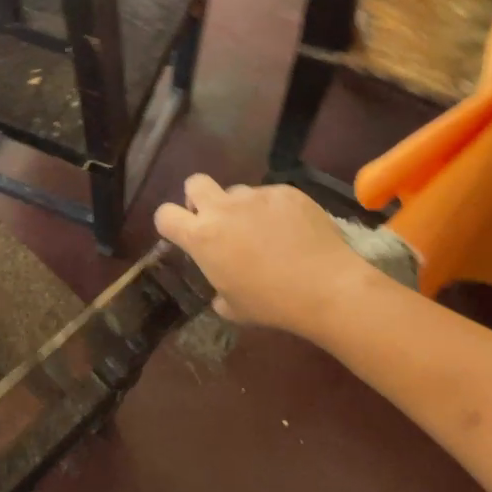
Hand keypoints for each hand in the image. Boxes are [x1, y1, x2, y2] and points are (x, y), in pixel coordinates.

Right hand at [154, 175, 378, 335]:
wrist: (327, 287)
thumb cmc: (272, 303)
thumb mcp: (234, 308)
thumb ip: (218, 293)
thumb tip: (221, 292)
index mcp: (201, 237)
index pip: (164, 214)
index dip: (169, 222)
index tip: (182, 233)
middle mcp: (222, 209)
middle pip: (194, 183)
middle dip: (199, 198)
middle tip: (217, 221)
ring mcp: (256, 196)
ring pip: (237, 192)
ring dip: (242, 208)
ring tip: (265, 232)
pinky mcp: (286, 192)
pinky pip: (271, 195)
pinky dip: (275, 210)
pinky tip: (293, 232)